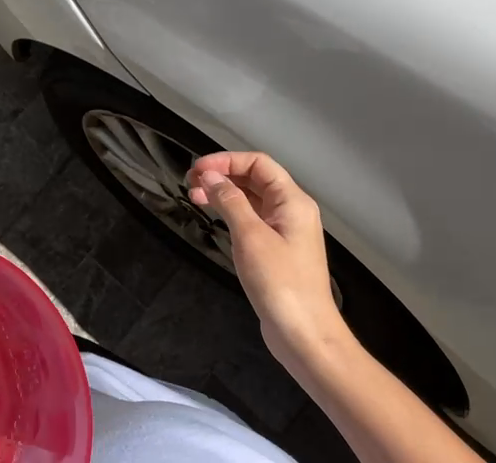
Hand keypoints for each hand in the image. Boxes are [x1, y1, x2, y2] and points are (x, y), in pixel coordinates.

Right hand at [191, 153, 485, 462]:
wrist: (305, 335)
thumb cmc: (279, 281)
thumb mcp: (250, 236)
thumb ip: (229, 200)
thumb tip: (210, 176)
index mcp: (293, 202)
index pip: (258, 163)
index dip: (226, 160)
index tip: (197, 170)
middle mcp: (291, 211)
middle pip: (254, 178)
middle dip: (222, 175)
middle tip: (190, 183)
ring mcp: (284, 231)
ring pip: (250, 198)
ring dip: (222, 193)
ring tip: (194, 198)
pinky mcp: (276, 250)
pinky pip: (250, 218)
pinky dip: (229, 212)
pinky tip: (212, 218)